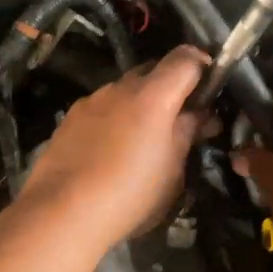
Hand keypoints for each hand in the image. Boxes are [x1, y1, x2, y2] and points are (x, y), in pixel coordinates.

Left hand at [21, 45, 209, 245]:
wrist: (63, 212)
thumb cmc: (131, 194)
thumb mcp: (173, 171)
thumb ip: (187, 135)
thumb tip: (199, 115)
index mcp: (154, 96)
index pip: (186, 59)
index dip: (202, 67)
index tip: (209, 90)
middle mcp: (121, 87)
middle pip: (153, 71)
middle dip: (171, 89)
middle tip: (180, 121)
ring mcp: (91, 101)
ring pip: (125, 91)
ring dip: (140, 106)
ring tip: (141, 142)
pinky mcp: (69, 119)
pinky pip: (101, 109)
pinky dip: (114, 121)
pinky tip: (110, 152)